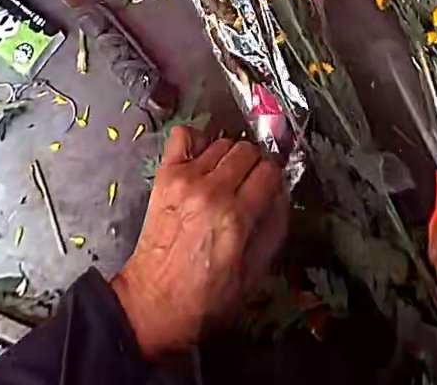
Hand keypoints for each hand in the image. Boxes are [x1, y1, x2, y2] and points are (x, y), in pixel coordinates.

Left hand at [110, 126, 288, 359]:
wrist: (153, 300)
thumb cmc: (205, 297)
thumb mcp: (252, 275)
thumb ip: (273, 230)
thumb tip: (283, 194)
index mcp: (236, 218)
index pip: (270, 172)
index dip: (274, 180)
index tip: (269, 188)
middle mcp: (212, 190)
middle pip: (247, 151)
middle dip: (254, 165)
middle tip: (248, 184)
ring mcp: (186, 177)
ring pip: (222, 142)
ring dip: (228, 156)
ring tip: (224, 177)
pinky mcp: (165, 173)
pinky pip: (184, 135)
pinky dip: (197, 141)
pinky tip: (201, 160)